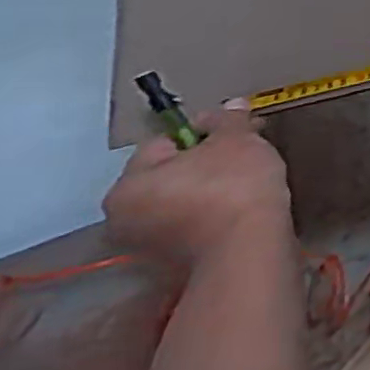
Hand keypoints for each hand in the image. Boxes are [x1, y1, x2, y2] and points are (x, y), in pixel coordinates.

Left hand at [104, 103, 293, 268]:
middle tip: (243, 151)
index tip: (235, 132)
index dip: (203, 130)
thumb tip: (228, 106)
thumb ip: (228, 119)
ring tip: (246, 178)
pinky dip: (211, 209)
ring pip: (181, 197)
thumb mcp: (236, 138)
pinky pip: (190, 220)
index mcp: (128, 185)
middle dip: (205, 159)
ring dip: (209, 184)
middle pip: (170, 171)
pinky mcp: (170, 262)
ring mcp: (145, 246)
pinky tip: (239, 203)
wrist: (247, 246)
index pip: (164, 142)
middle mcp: (123, 218)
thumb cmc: (233, 184)